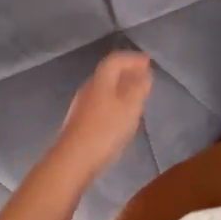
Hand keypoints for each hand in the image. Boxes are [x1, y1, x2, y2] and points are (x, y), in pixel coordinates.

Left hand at [51, 52, 151, 181]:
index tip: (148, 61)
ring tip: (136, 96)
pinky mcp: (79, 122)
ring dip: (121, 88)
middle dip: (127, 72)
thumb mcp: (130, 107)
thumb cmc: (105, 130)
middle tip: (144, 77)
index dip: (132, 58)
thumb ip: (139, 87)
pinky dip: (114, 102)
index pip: (116, 59)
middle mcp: (89, 88)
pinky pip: (101, 103)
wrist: (72, 161)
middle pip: (108, 73)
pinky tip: (121, 115)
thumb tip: (144, 73)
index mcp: (100, 80)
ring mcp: (82, 106)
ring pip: (104, 89)